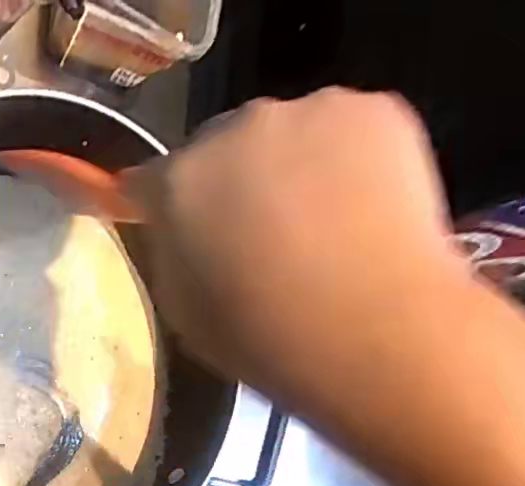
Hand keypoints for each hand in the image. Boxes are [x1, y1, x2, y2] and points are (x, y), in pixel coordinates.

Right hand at [130, 89, 477, 433]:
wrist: (368, 327)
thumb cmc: (259, 336)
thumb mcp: (183, 310)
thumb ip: (172, 256)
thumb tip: (183, 235)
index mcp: (179, 183)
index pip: (148, 180)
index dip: (158, 205)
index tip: (172, 227)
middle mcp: (236, 129)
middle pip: (220, 149)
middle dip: (228, 184)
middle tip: (254, 236)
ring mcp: (310, 111)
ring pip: (286, 136)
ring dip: (288, 169)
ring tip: (316, 228)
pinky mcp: (376, 109)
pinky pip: (344, 132)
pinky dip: (346, 163)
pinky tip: (358, 213)